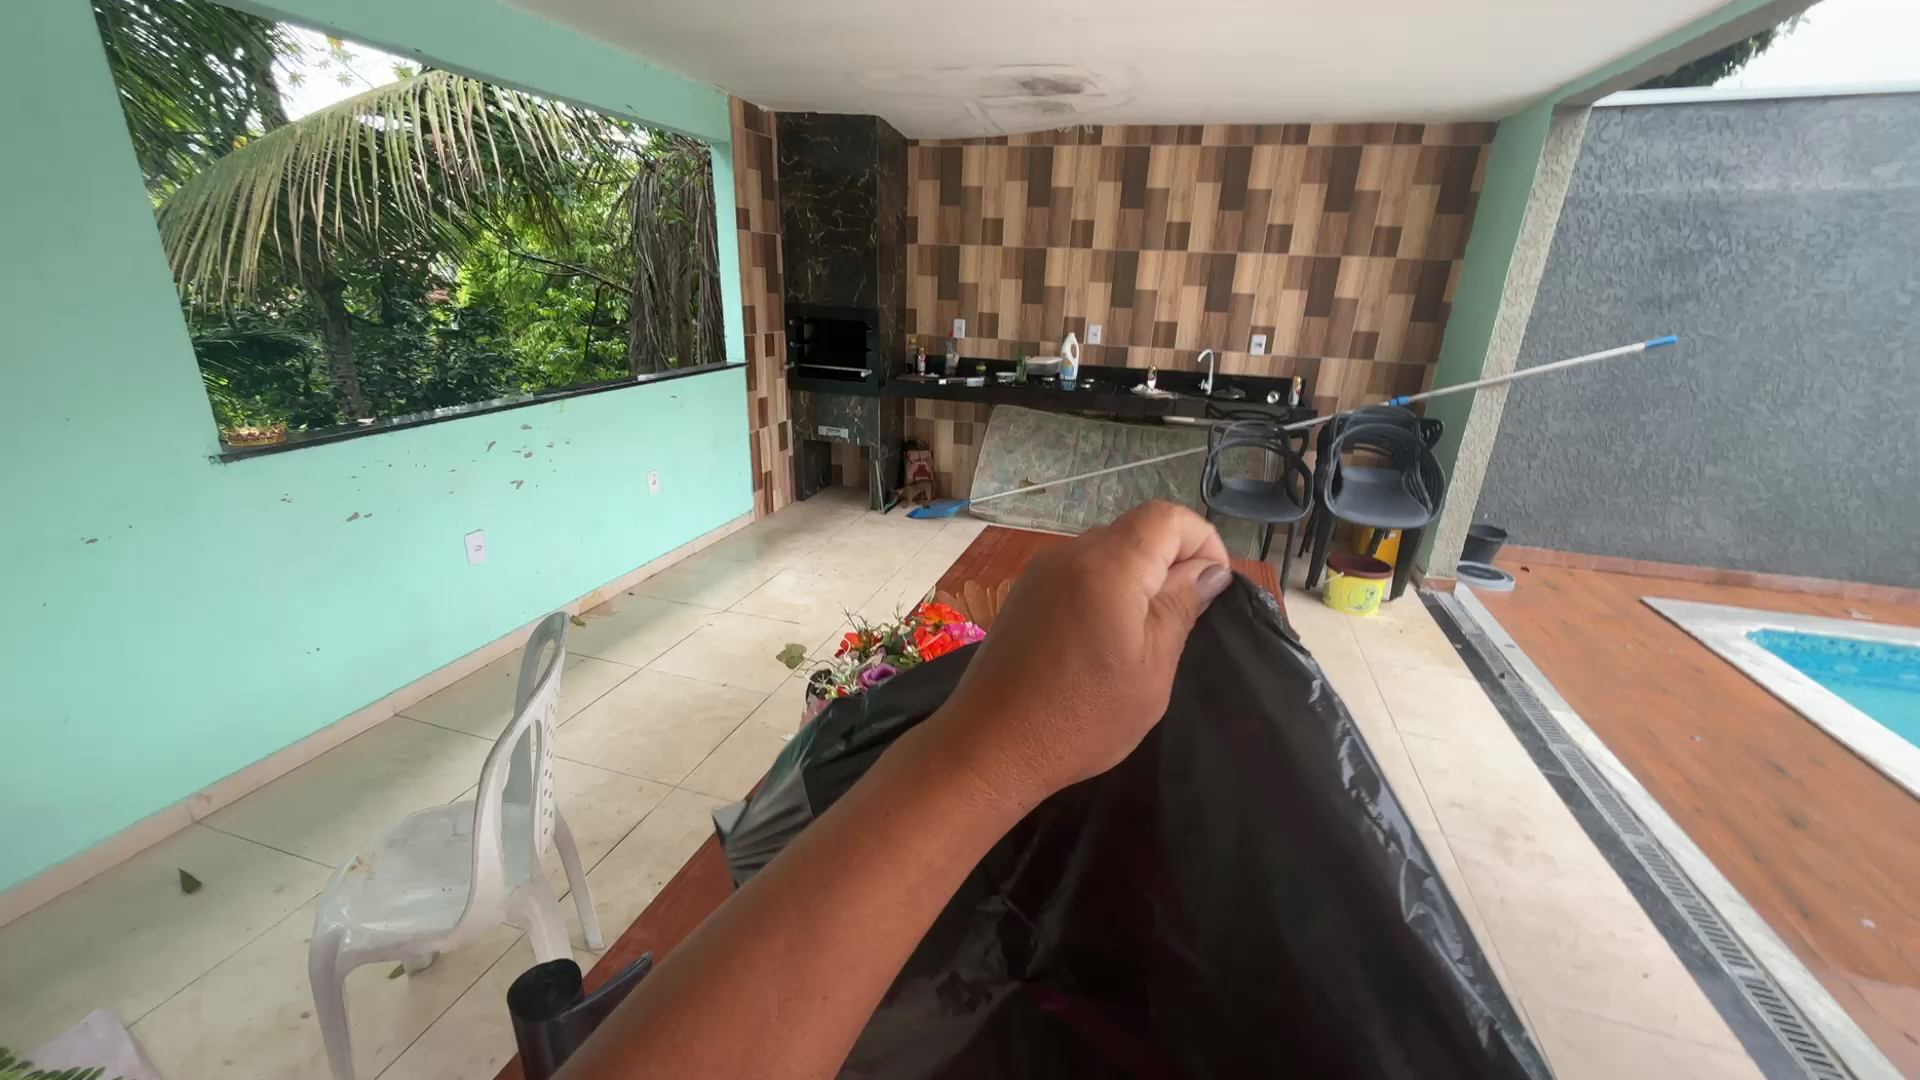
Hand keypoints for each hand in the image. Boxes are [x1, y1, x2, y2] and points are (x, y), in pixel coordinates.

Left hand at [923, 501, 1233, 810]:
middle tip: (1183, 619)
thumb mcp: (1150, 668)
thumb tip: (1210, 570)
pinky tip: (1104, 638)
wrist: (989, 744)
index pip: (1167, 516)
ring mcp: (1041, 572)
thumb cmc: (1081, 716)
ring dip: (1138, 578)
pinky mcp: (1024, 593)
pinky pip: (1079, 572)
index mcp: (1106, 565)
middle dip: (1171, 561)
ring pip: (1107, 551)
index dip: (1202, 540)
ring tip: (1145, 636)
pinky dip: (1105, 589)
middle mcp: (1069, 554)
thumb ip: (1180, 606)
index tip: (1212, 588)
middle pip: (1135, 530)